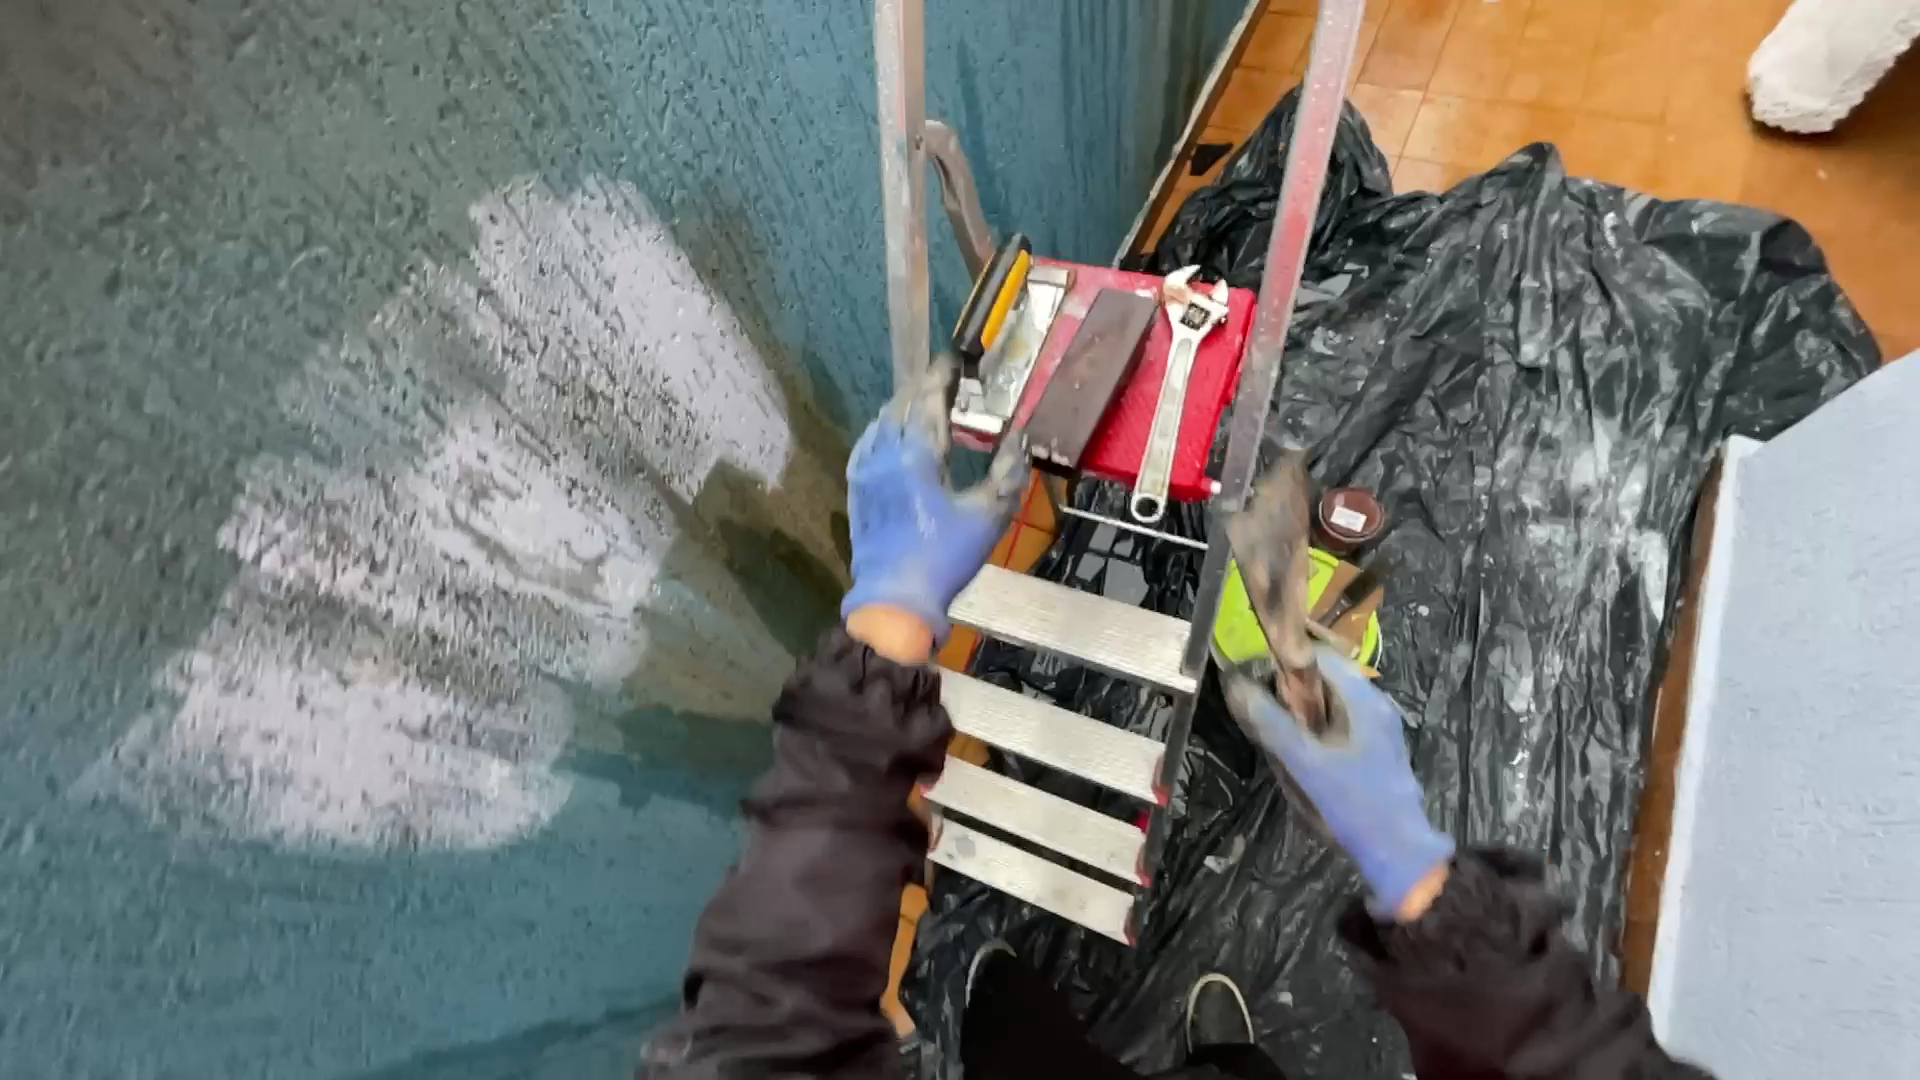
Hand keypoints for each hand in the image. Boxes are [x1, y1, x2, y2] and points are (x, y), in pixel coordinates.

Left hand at [840, 355, 1028, 642]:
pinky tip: (889, 432)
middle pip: (901, 405)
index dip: (941, 377)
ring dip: (900, 406)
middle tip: (941, 379)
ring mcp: (865, 472)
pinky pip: (865, 444)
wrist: (896, 599)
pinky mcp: (855, 489)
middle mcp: (886, 454)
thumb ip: (1007, 473)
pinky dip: (881, 429)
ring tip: (919, 401)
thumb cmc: (945, 557)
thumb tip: (1020, 440)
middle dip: (921, 387)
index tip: (953, 362)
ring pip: (880, 422)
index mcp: (918, 455)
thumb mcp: (988, 516)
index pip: (928, 401)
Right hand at [1224, 647, 1453, 916]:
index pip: (1316, 652)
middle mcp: (1373, 704)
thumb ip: (1268, 720)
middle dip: (1286, 690)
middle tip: (1261, 713)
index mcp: (1363, 698)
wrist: (1398, 856)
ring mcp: (1375, 726)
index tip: (1251, 674)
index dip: (1281, 656)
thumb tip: (1232, 681)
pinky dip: (1309, 727)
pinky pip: (1332, 721)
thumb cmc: (1352, 804)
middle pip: (1319, 676)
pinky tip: (1297, 754)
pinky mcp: (1371, 747)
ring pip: (1324, 700)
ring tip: (1277, 737)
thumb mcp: (1303, 762)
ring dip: (1296, 711)